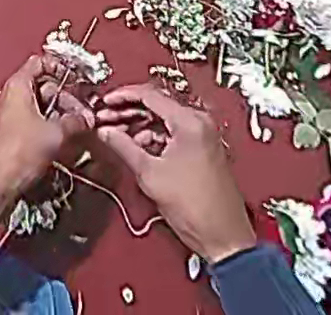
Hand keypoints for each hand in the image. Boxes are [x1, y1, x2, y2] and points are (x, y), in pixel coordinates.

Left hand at [0, 55, 94, 196]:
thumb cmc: (21, 150)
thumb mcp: (54, 133)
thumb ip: (74, 121)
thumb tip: (87, 119)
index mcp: (20, 84)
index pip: (42, 62)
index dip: (62, 67)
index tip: (79, 79)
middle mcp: (15, 95)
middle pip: (46, 86)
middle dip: (68, 98)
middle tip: (86, 114)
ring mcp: (14, 114)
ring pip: (44, 105)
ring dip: (63, 115)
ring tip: (81, 128)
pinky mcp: (15, 134)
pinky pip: (38, 121)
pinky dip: (53, 126)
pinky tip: (67, 139)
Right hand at [93, 85, 256, 264]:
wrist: (224, 237)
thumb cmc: (194, 207)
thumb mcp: (150, 174)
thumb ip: (124, 147)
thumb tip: (106, 131)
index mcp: (188, 120)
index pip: (149, 94)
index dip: (123, 96)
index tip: (105, 102)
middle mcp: (198, 120)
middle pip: (156, 104)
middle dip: (128, 111)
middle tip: (105, 118)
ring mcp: (202, 133)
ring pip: (163, 118)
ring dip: (139, 125)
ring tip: (117, 134)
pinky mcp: (202, 146)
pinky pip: (172, 131)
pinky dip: (153, 136)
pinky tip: (137, 148)